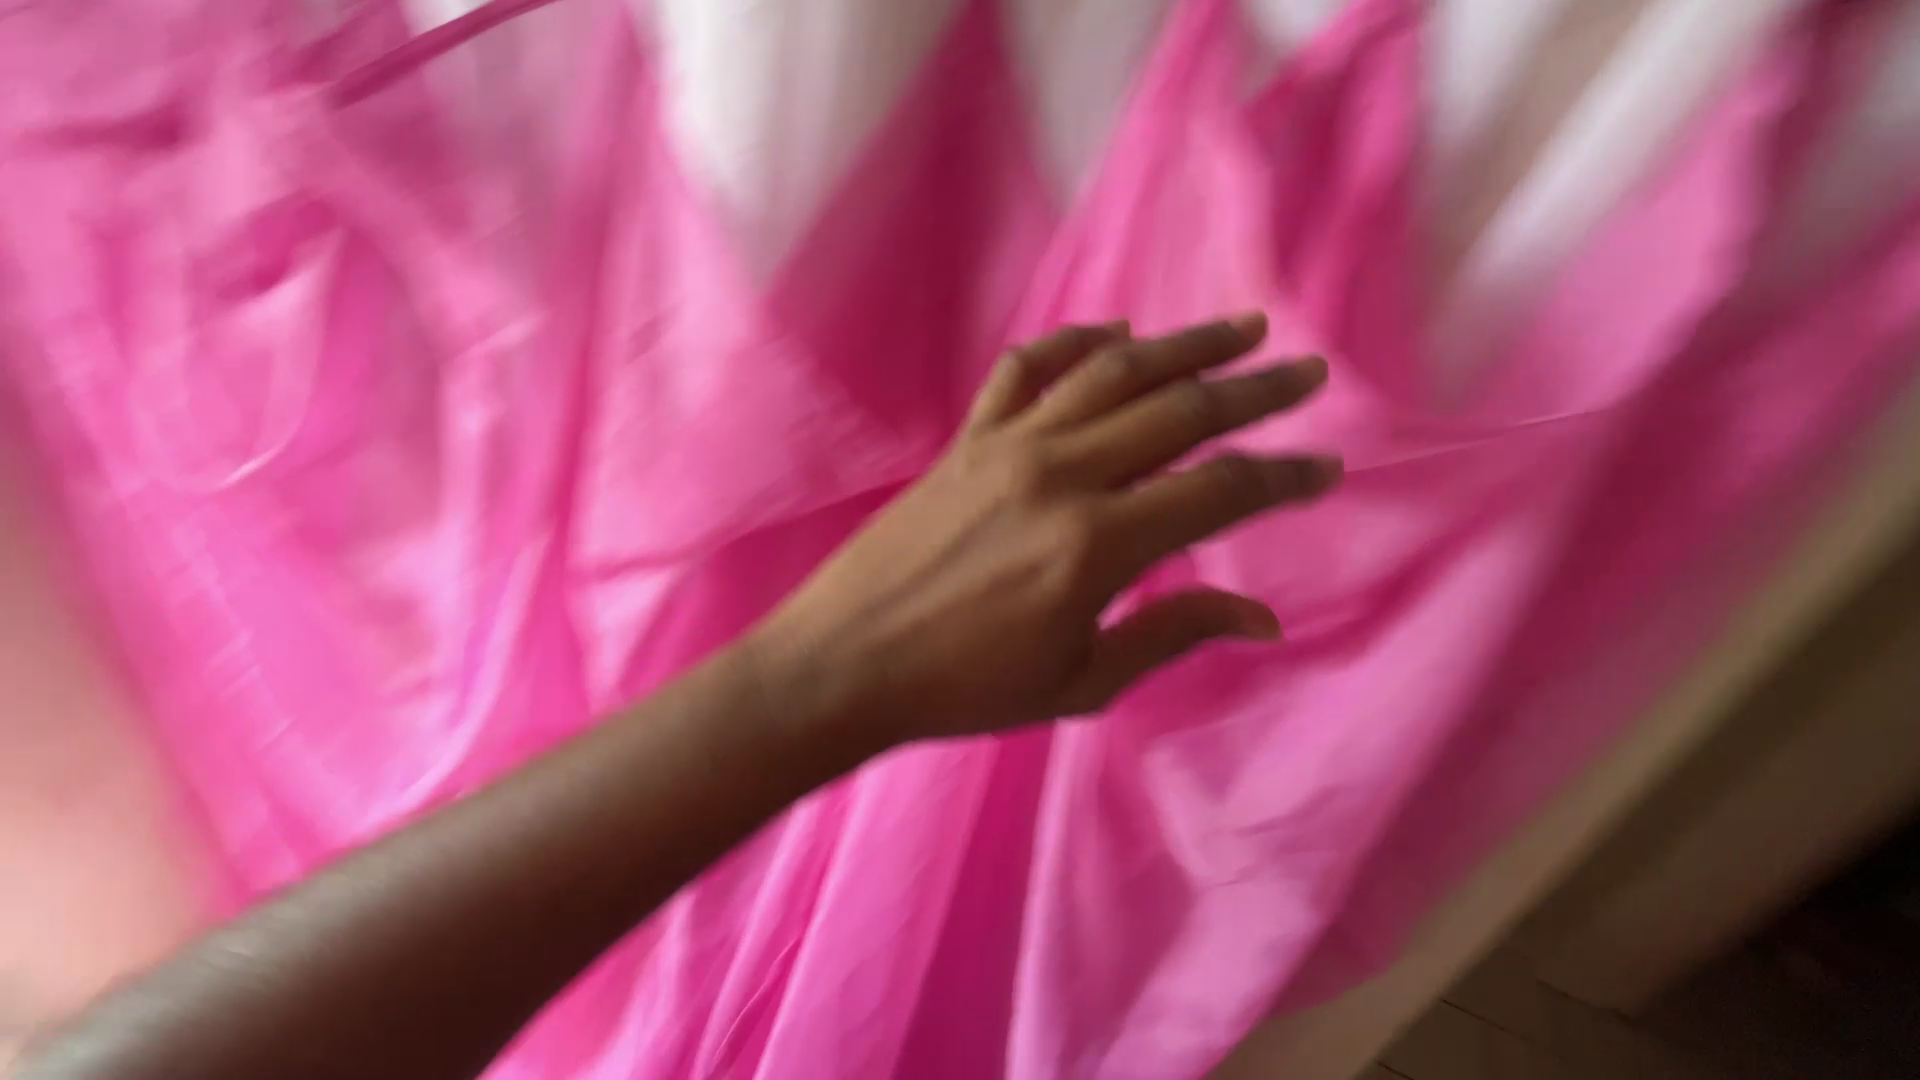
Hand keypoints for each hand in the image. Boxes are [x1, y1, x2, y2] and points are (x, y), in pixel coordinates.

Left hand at [748, 313, 1338, 744]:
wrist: (847, 661)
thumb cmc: (965, 687)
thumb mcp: (1080, 682)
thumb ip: (1171, 633)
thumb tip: (1261, 615)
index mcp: (1099, 544)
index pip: (1219, 491)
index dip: (1282, 476)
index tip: (1327, 467)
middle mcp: (1062, 475)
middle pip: (1180, 411)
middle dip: (1255, 390)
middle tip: (1308, 373)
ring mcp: (1009, 446)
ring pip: (1112, 373)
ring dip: (1183, 345)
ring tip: (1239, 329)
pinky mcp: (967, 439)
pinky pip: (1026, 370)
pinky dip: (1074, 344)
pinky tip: (1115, 335)